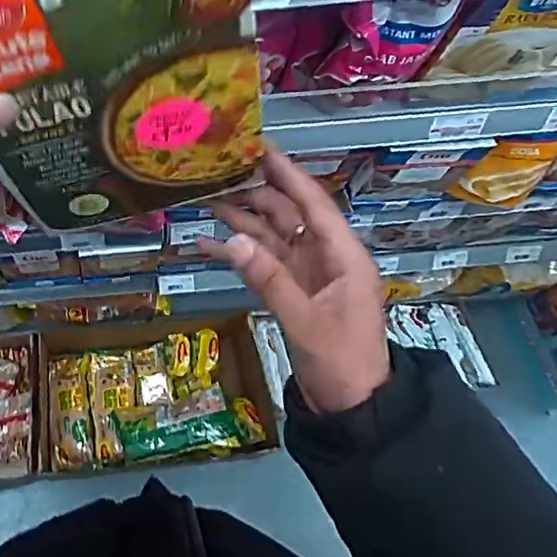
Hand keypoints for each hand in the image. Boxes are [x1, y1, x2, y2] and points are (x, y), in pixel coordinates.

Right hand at [198, 145, 389, 412]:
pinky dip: (237, 254)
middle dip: (256, 192)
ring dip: (243, 219)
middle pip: (288, 214)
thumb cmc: (343, 362)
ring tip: (208, 199)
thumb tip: (232, 240)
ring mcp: (306, 272)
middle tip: (221, 172)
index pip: (313, 204)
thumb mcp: (306, 322)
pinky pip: (261, 262)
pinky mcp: (291, 289)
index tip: (261, 148)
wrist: (351, 407)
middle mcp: (325, 256)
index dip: (288, 174)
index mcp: (343, 256)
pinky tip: (206, 245)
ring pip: (271, 235)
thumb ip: (269, 280)